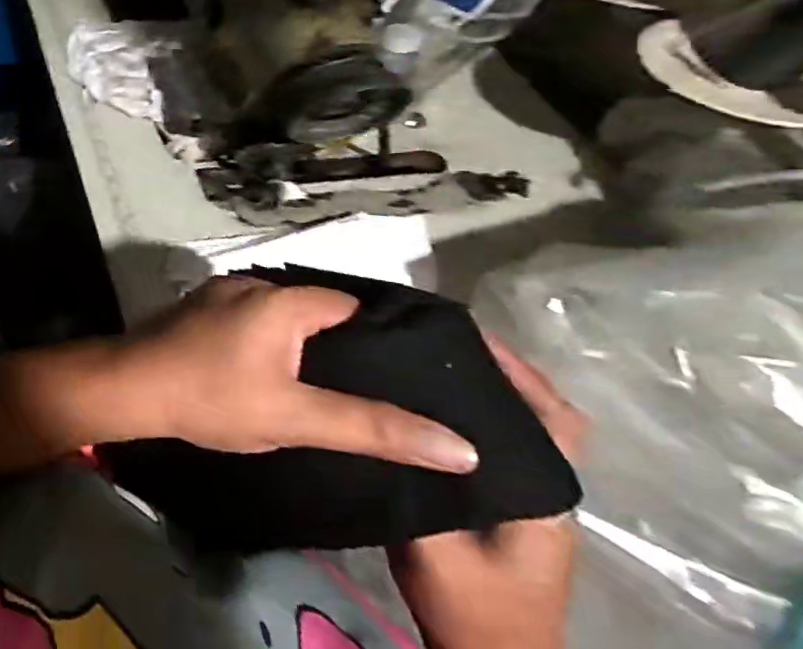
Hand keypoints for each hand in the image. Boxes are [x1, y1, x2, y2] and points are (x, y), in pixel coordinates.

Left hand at [96, 275, 479, 471]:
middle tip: (381, 381)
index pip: (350, 306)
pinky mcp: (197, 311)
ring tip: (337, 380)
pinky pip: (250, 318)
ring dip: (304, 340)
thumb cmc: (211, 396)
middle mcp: (247, 285)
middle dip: (345, 339)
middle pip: (315, 307)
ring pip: (279, 313)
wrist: (128, 386)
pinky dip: (271, 339)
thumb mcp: (295, 418)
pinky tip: (280, 371)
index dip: (384, 335)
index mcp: (277, 300)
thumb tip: (463, 446)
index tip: (414, 368)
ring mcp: (217, 295)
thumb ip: (372, 427)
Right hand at [388, 334, 586, 648]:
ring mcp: (524, 497)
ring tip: (418, 358)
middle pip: (538, 415)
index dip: (520, 374)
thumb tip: (383, 425)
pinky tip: (416, 402)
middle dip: (497, 371)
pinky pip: (491, 442)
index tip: (466, 336)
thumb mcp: (432, 546)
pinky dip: (466, 413)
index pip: (553, 421)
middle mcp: (542, 488)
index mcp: (541, 494)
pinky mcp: (498, 501)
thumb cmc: (469, 602)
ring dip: (480, 390)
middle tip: (432, 337)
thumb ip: (414, 487)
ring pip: (513, 426)